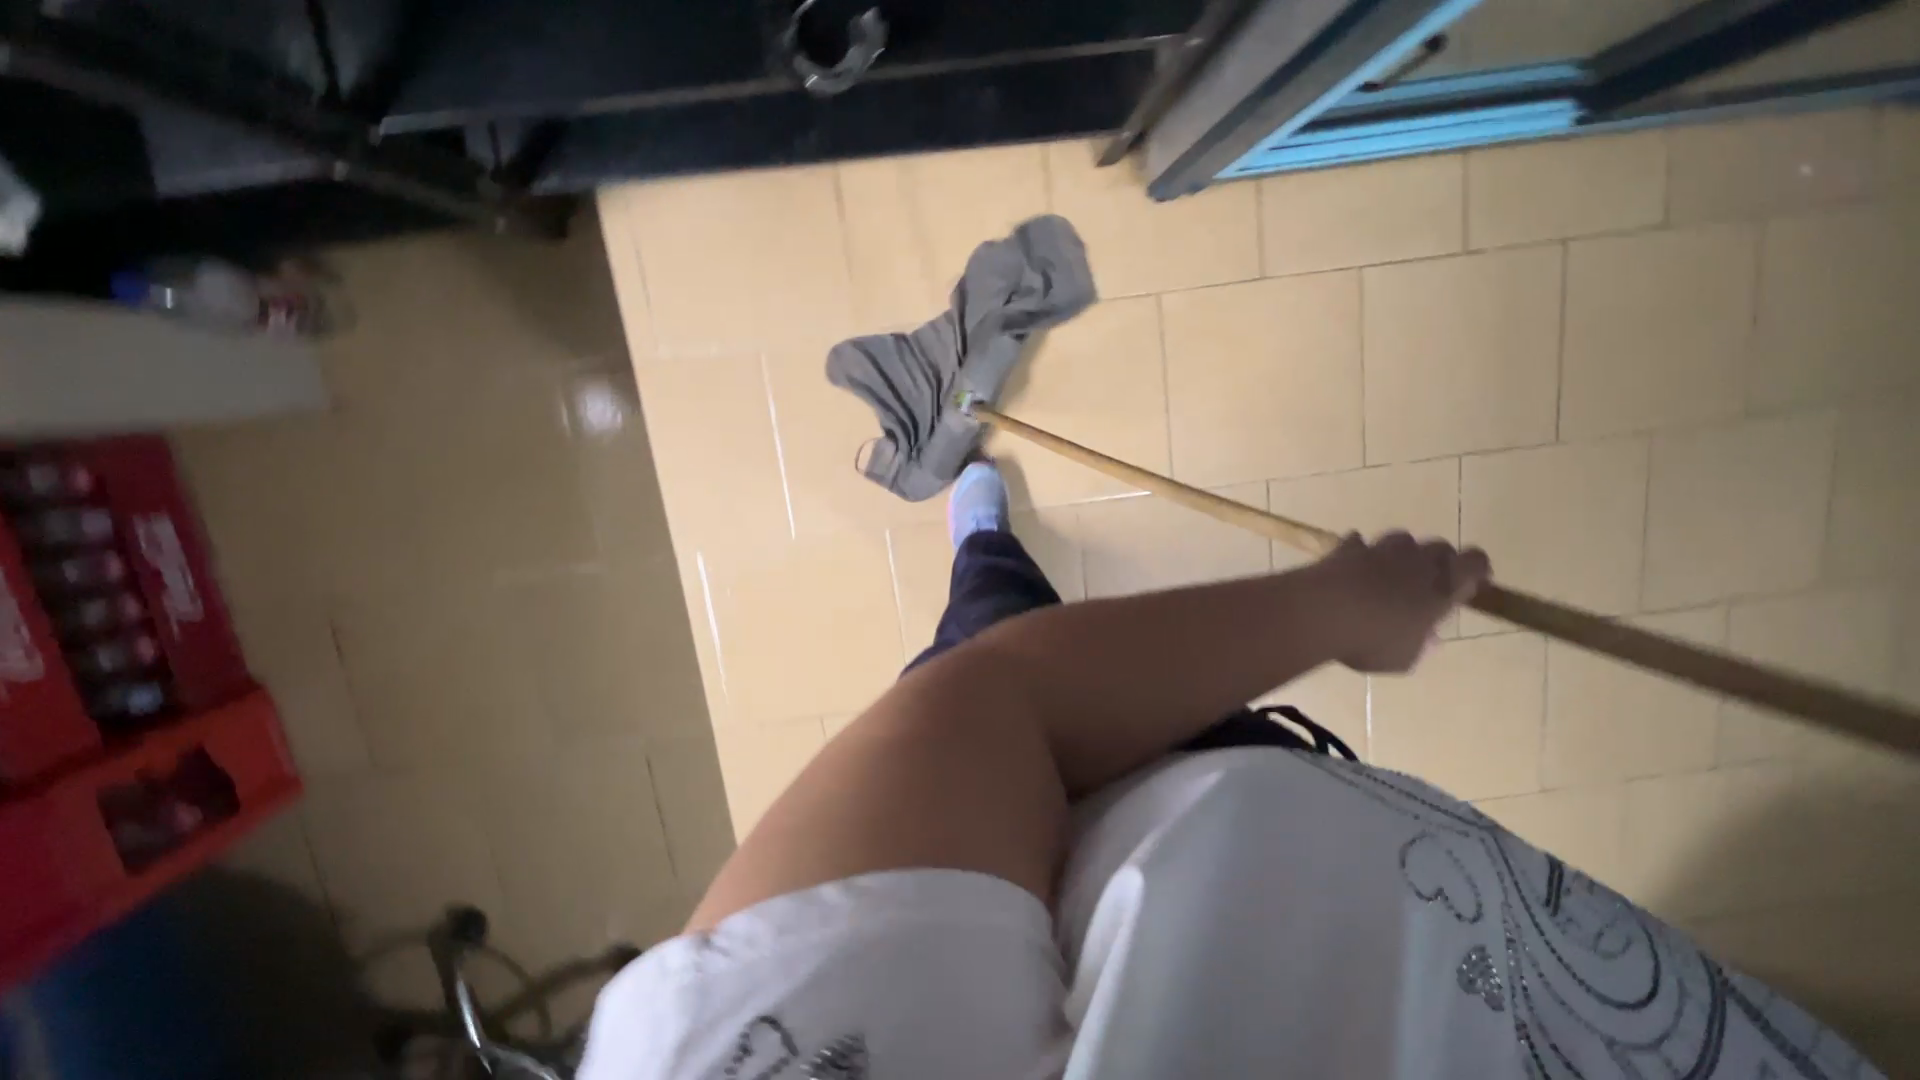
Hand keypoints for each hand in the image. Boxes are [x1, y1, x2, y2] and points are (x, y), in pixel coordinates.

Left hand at [1314, 532, 1490, 673]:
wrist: (1321, 613)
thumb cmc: (1371, 641)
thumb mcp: (1403, 657)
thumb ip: (1420, 646)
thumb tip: (1432, 639)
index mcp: (1441, 586)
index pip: (1474, 562)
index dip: (1476, 568)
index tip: (1471, 581)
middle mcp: (1416, 561)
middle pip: (1439, 547)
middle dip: (1438, 561)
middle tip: (1427, 582)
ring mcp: (1380, 550)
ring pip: (1402, 539)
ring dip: (1400, 553)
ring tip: (1389, 573)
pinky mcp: (1347, 548)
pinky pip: (1358, 542)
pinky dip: (1359, 551)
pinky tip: (1352, 565)